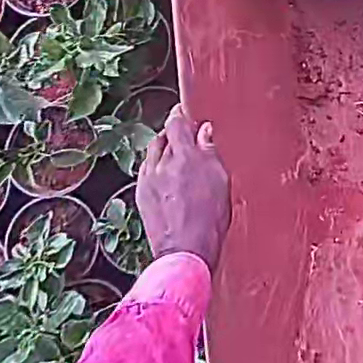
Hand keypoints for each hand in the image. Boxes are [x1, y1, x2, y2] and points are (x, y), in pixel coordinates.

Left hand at [137, 105, 230, 271]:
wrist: (186, 251)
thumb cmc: (209, 219)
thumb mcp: (221, 180)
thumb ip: (210, 152)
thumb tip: (204, 132)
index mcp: (185, 156)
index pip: (176, 123)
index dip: (179, 114)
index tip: (183, 112)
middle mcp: (162, 164)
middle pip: (162, 136)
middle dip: (173, 133)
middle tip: (185, 137)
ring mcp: (148, 180)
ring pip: (152, 154)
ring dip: (163, 150)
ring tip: (177, 157)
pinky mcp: (141, 195)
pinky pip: (146, 171)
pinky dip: (156, 168)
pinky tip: (167, 177)